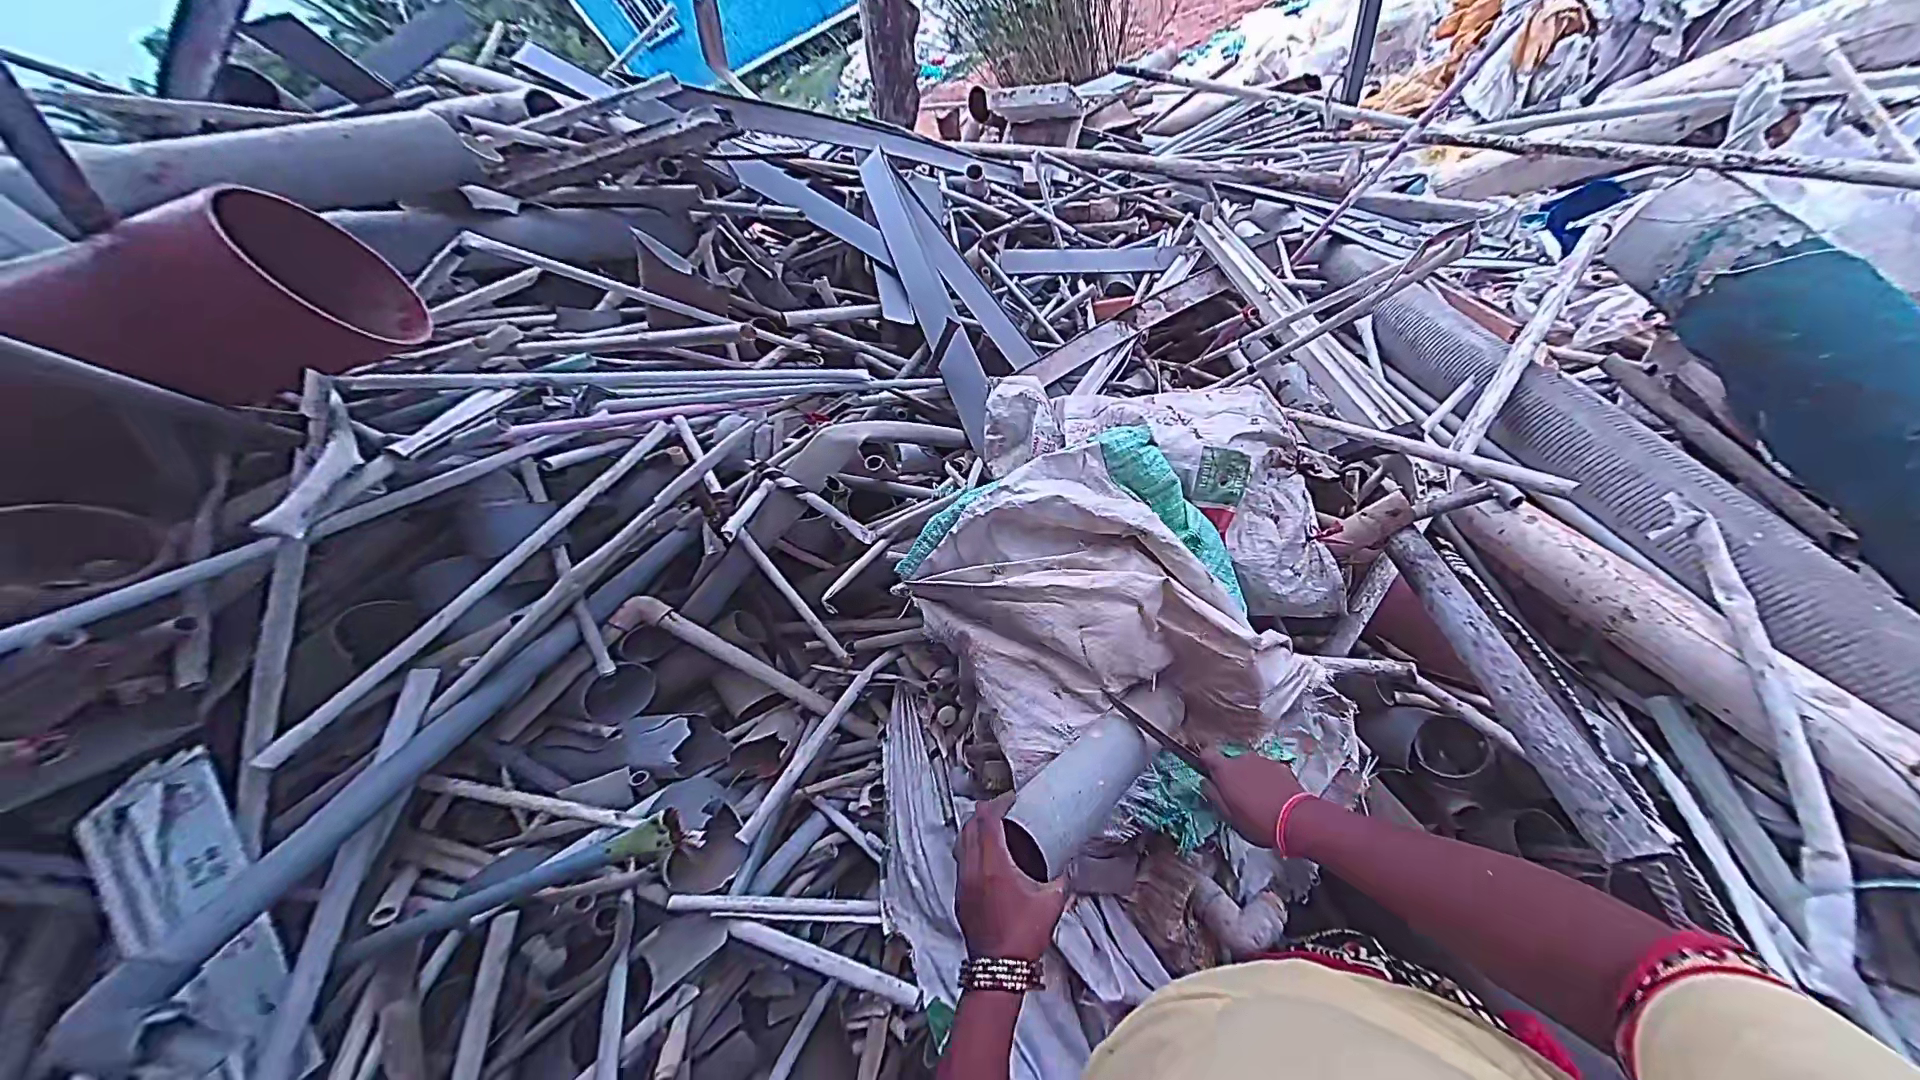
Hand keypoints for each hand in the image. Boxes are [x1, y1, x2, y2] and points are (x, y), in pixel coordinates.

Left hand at [955, 795, 1067, 961]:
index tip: (1010, 799)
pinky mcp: (960, 894)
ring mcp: (963, 881)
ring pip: (961, 841)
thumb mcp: (1050, 903)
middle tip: (1002, 809)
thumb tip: (1068, 866)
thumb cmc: (1023, 936)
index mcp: (993, 864)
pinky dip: (970, 848)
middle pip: (969, 825)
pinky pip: (961, 859)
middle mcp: (972, 868)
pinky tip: (986, 855)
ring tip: (993, 828)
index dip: (997, 803)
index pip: (987, 819)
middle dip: (984, 812)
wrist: (998, 969)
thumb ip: (1060, 879)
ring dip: (974, 828)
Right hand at [1199, 747, 1304, 848]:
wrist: (1298, 821)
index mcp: (1224, 770)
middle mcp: (1242, 759)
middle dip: (1233, 775)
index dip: (1207, 763)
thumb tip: (1206, 783)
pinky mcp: (1281, 766)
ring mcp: (1263, 761)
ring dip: (1251, 777)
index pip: (1207, 754)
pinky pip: (1268, 770)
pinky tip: (1275, 797)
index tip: (1210, 775)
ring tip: (1261, 799)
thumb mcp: (1228, 816)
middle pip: (1231, 762)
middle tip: (1239, 796)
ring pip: (1250, 766)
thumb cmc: (1258, 821)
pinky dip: (1268, 779)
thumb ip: (1213, 795)